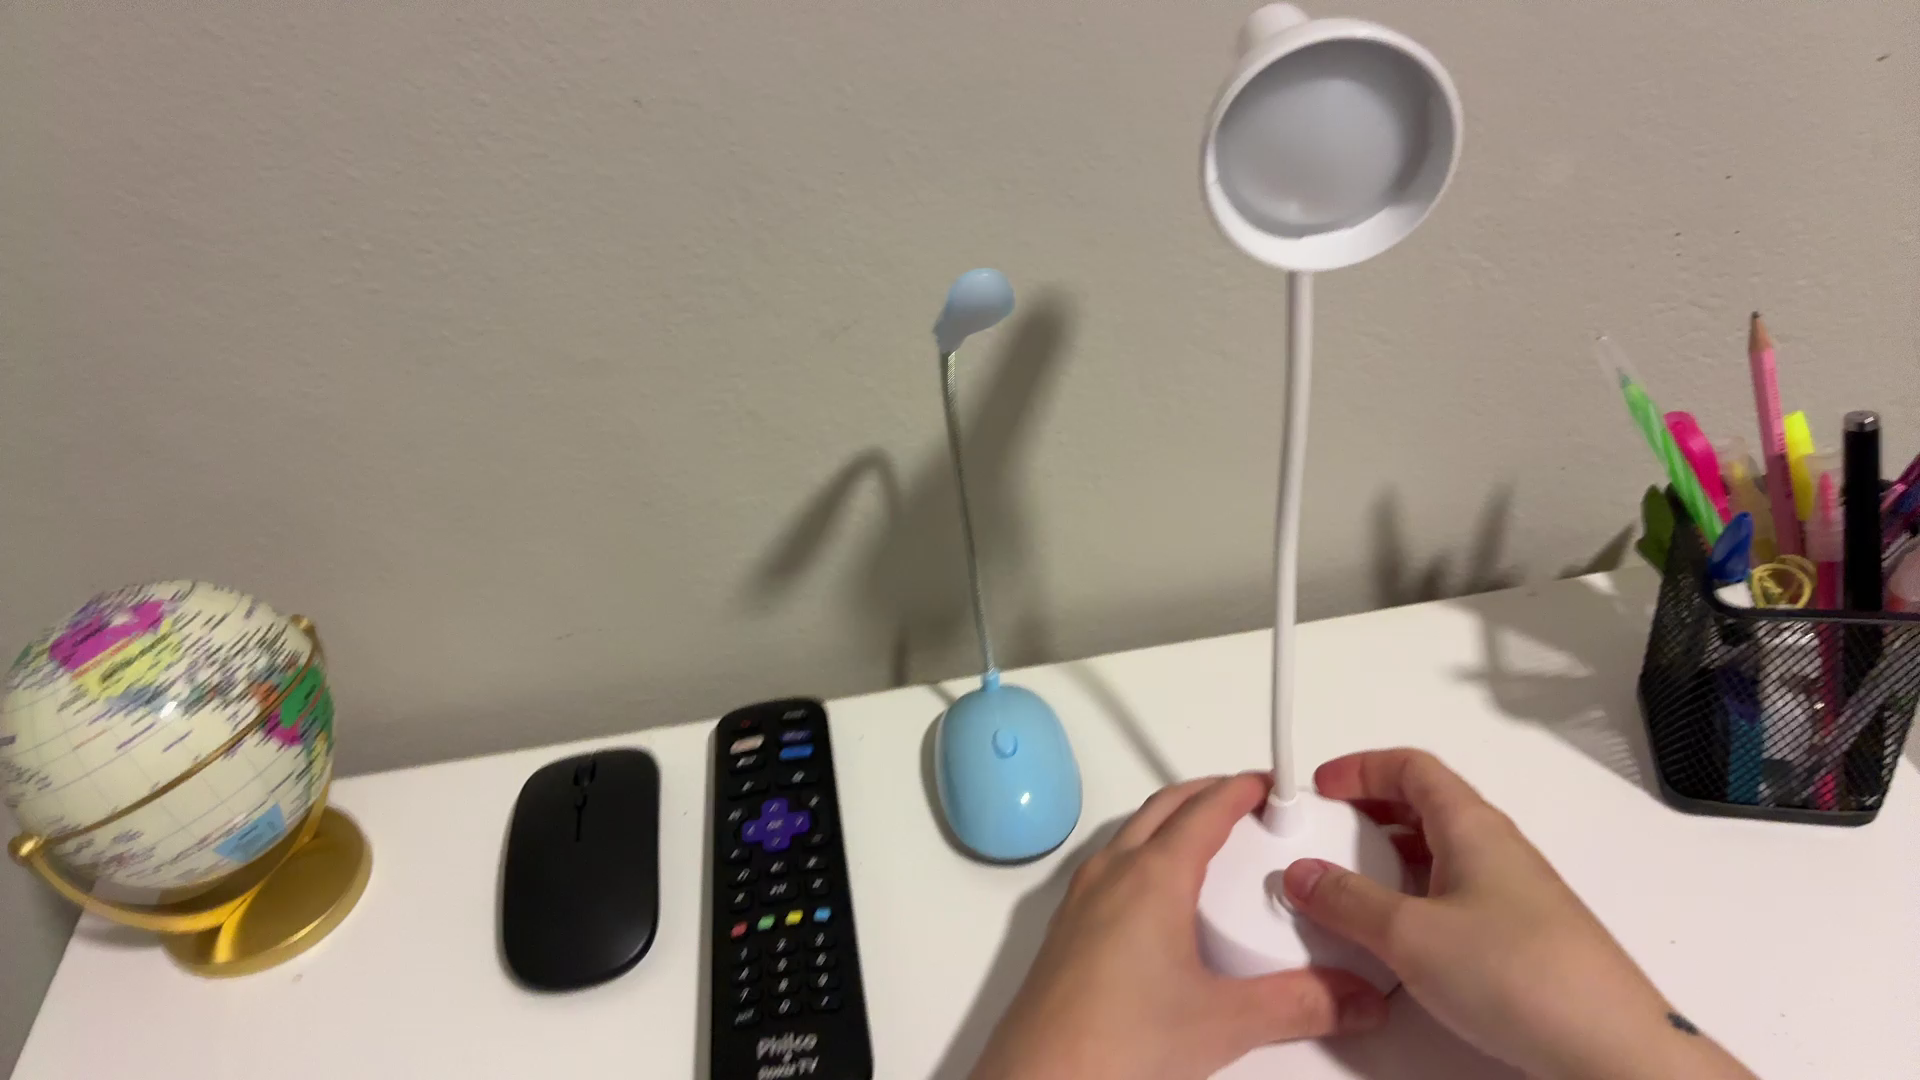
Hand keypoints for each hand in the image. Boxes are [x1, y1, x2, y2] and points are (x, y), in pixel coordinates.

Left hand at [970, 773, 1389, 1079]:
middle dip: (1206, 793)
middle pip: (1164, 805)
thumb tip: (1354, 998)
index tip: (1266, 782)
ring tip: (1209, 838)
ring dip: (1172, 818)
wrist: (1043, 1072)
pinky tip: (1162, 890)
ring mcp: (1084, 890)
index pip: (1204, 810)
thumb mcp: (1223, 1022)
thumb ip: (1298, 1005)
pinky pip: (1113, 858)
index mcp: (1153, 875)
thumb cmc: (1120, 1039)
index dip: (1239, 789)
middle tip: (1245, 801)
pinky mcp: (1069, 916)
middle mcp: (1113, 869)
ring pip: (1134, 828)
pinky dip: (1145, 848)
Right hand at [1282, 749, 1758, 1079]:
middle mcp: (1495, 848)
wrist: (1623, 1060)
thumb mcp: (1408, 934)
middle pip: (1422, 802)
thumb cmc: (1520, 976)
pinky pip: (1452, 889)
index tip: (1319, 788)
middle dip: (1367, 808)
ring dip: (1387, 853)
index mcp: (1471, 825)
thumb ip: (1345, 901)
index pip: (1410, 765)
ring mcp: (1512, 892)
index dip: (1359, 767)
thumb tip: (1301, 876)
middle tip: (1327, 829)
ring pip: (1437, 848)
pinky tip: (1396, 930)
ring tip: (1350, 881)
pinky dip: (1412, 891)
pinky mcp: (1521, 934)